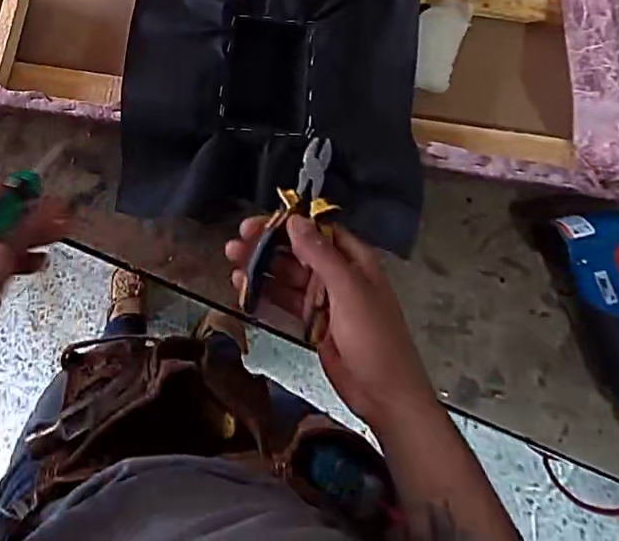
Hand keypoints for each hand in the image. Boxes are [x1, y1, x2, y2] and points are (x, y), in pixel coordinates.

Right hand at [225, 216, 438, 432]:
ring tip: (233, 265)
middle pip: (298, 252)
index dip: (286, 225)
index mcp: (354, 260)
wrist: (385, 397)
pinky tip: (245, 290)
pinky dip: (266, 295)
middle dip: (267, 247)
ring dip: (262, 269)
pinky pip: (286, 302)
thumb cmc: (374, 338)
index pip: (316, 231)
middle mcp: (338, 275)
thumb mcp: (348, 290)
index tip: (256, 226)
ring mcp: (325, 301)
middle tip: (236, 245)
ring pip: (288, 277)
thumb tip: (294, 221)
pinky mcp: (313, 324)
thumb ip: (320, 255)